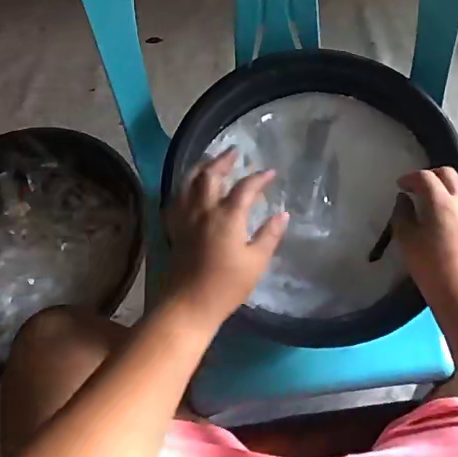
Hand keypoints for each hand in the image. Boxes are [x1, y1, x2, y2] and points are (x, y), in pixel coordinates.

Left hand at [164, 150, 288, 317]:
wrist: (189, 304)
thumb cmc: (227, 286)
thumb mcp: (256, 262)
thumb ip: (269, 236)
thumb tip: (282, 215)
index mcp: (226, 217)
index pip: (244, 188)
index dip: (259, 177)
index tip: (270, 172)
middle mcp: (203, 211)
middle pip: (210, 175)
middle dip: (223, 160)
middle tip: (234, 152)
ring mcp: (185, 218)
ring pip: (188, 182)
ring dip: (201, 167)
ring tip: (210, 161)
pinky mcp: (174, 229)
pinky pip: (177, 199)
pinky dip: (185, 187)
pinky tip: (189, 189)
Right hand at [392, 168, 457, 307]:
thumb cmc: (429, 265)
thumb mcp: (406, 238)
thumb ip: (402, 213)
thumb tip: (404, 198)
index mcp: (440, 201)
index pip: (424, 177)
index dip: (410, 178)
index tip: (400, 186)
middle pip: (448, 174)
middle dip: (431, 175)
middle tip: (419, 187)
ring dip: (455, 180)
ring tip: (444, 191)